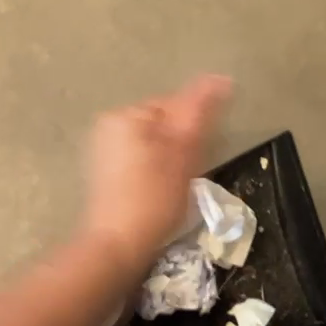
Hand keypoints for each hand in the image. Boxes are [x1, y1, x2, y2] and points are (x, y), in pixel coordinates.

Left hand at [80, 74, 233, 267]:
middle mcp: (110, 125)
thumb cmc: (154, 199)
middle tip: (190, 173)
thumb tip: (221, 79)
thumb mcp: (184, 154)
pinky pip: (140, 159)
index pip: (177, 104)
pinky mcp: (104, 172)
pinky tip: (160, 192)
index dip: (196, 130)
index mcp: (128, 115)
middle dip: (182, 143)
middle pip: (164, 123)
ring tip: (176, 185)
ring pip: (154, 143)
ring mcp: (103, 148)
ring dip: (171, 157)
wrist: (117, 246)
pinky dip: (155, 170)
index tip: (202, 156)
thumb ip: (200, 113)